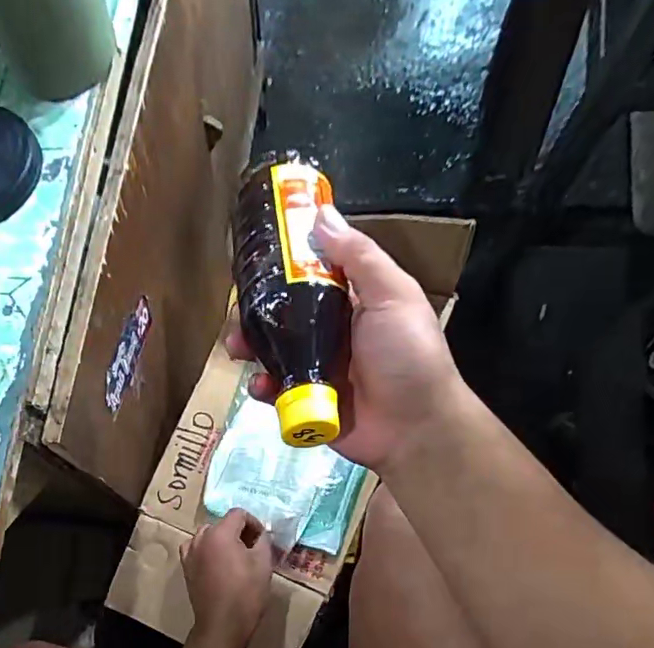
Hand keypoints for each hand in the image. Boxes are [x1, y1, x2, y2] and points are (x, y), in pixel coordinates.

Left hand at [181, 509, 276, 647]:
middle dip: (238, 532)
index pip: (239, 513)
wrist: (222, 624)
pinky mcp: (186, 567)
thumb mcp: (263, 563)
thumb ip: (262, 540)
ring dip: (222, 540)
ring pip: (208, 536)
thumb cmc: (247, 593)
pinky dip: (208, 551)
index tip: (262, 539)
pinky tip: (218, 565)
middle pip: (222, 524)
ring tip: (235, 557)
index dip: (254, 523)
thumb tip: (259, 534)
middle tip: (252, 548)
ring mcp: (190, 553)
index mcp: (220, 533)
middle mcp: (201, 538)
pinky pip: (197, 549)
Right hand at [228, 205, 469, 470]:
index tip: (253, 256)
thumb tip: (323, 214)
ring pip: (272, 351)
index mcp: (352, 302)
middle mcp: (331, 332)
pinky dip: (263, 388)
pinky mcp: (306, 403)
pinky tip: (261, 387)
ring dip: (250, 347)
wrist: (415, 428)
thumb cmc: (408, 355)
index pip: (309, 275)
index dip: (281, 266)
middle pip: (282, 314)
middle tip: (238, 313)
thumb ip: (358, 256)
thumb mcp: (392, 295)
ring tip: (238, 349)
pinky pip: (275, 391)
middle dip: (255, 311)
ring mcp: (316, 369)